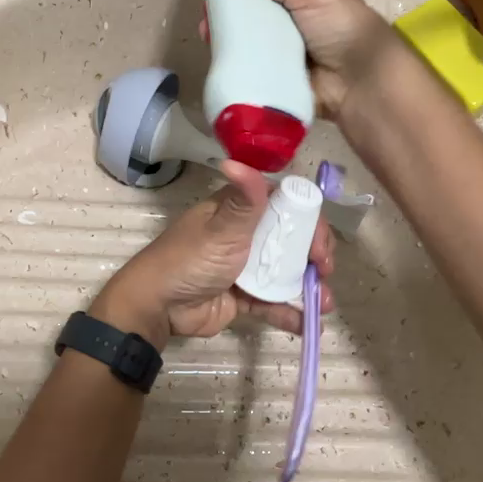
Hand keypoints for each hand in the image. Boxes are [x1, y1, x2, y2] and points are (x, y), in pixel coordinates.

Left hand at [92, 160, 333, 348]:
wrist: (158, 306)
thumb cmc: (190, 260)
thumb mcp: (222, 229)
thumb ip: (243, 200)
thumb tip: (236, 157)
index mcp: (238, 211)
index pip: (284, 206)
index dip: (308, 221)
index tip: (320, 241)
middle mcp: (244, 235)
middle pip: (290, 240)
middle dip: (313, 256)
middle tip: (324, 271)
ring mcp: (244, 267)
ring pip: (285, 273)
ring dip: (307, 287)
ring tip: (323, 304)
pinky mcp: (242, 297)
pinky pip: (272, 302)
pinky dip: (290, 312)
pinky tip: (307, 324)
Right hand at [216, 0, 398, 120]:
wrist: (362, 82)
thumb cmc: (343, 28)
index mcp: (307, 2)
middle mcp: (295, 28)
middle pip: (254, 18)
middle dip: (229, 15)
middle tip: (206, 14)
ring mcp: (286, 57)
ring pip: (249, 45)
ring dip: (227, 39)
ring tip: (206, 34)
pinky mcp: (278, 81)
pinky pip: (252, 71)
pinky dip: (235, 65)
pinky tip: (217, 58)